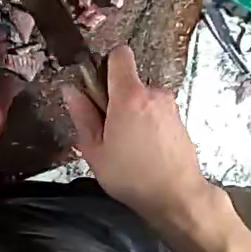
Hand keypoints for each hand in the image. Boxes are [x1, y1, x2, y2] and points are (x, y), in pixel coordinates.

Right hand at [62, 45, 216, 228]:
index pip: (120, 55)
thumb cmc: (133, 177)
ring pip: (142, 99)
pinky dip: (147, 125)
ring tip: (125, 146)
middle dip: (115, 98)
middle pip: (129, 81)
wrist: (177, 196)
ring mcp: (170, 107)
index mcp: (129, 96)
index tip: (96, 88)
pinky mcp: (179, 120)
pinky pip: (156, 113)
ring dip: (131, 114)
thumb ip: (82, 116)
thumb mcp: (96, 151)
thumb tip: (71, 91)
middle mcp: (154, 94)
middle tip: (107, 130)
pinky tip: (143, 151)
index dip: (105, 65)